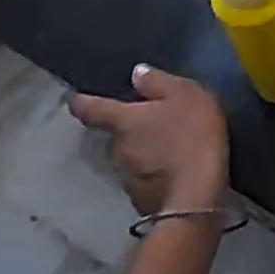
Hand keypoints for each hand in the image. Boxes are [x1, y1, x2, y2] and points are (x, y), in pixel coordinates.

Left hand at [68, 64, 228, 214]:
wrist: (198, 198)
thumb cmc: (191, 135)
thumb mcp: (184, 94)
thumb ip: (157, 82)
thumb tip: (135, 73)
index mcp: (124, 120)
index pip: (91, 109)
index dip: (82, 102)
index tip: (75, 98)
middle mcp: (117, 149)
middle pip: (115, 133)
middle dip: (129, 126)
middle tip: (151, 120)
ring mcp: (126, 178)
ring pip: (128, 156)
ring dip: (142, 149)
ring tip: (166, 145)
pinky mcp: (140, 200)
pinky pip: (142, 177)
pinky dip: (152, 170)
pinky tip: (172, 168)